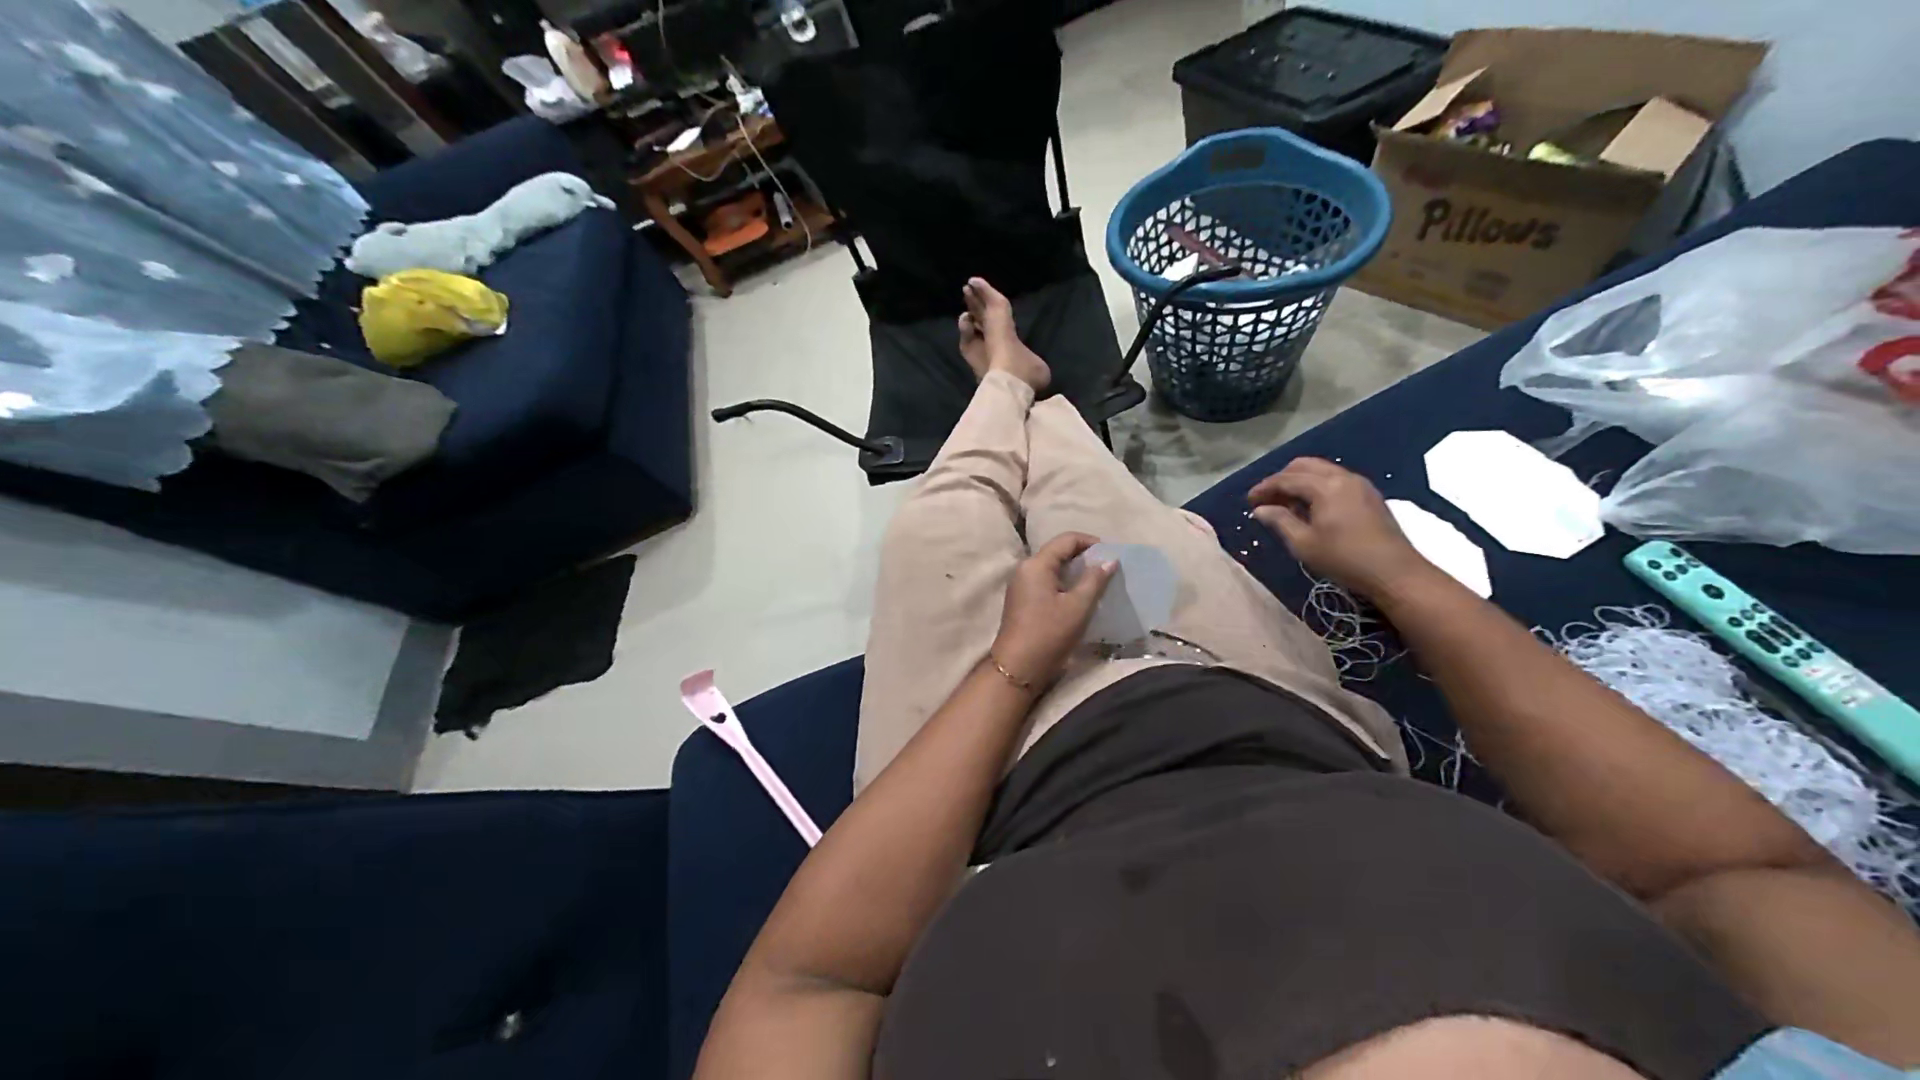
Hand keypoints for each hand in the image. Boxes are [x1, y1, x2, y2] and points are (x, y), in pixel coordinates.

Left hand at [990, 532, 1115, 690]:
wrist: (1017, 667)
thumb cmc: (1049, 633)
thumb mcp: (1078, 606)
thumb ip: (1094, 580)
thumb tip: (1109, 560)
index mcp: (1036, 564)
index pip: (1066, 540)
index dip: (1091, 542)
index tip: (1111, 555)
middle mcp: (1025, 569)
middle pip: (1058, 552)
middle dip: (1084, 557)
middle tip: (1107, 570)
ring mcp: (1021, 584)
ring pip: (1053, 568)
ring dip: (1075, 572)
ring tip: (1097, 583)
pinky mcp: (1022, 599)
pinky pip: (1047, 582)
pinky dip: (1065, 584)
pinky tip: (1080, 597)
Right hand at [1248, 457, 1437, 601]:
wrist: (1394, 572)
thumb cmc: (1344, 559)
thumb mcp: (1303, 544)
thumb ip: (1280, 521)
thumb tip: (1260, 510)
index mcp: (1325, 486)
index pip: (1286, 479)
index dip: (1264, 488)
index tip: (1249, 501)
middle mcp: (1343, 477)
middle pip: (1304, 466)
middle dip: (1281, 479)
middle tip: (1267, 499)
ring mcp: (1359, 484)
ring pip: (1321, 470)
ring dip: (1299, 481)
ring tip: (1286, 504)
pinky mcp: (1369, 495)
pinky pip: (1335, 479)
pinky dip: (1317, 486)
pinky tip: (1310, 507)